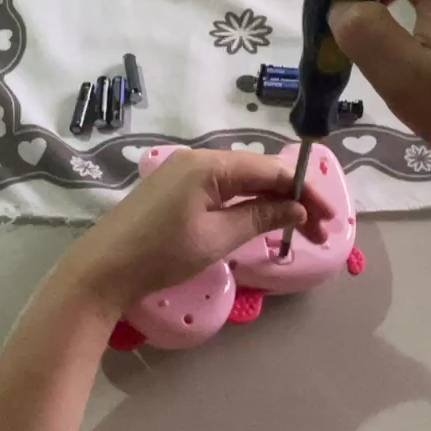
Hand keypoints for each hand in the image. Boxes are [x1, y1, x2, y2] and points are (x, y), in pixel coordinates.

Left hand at [53, 148, 333, 315]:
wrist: (102, 270)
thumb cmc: (161, 254)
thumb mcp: (217, 238)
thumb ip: (260, 217)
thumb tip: (297, 207)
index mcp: (209, 165)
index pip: (270, 170)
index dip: (305, 192)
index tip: (328, 220)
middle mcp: (197, 159)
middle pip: (257, 172)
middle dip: (292, 198)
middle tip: (317, 232)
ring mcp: (182, 173)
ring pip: (240, 181)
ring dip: (270, 202)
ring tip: (296, 229)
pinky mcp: (173, 190)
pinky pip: (220, 189)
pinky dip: (245, 205)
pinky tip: (260, 221)